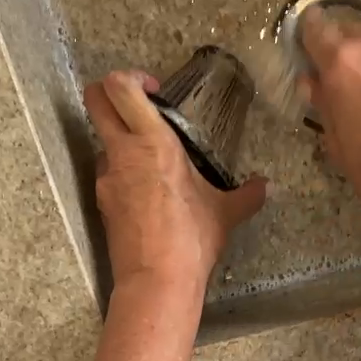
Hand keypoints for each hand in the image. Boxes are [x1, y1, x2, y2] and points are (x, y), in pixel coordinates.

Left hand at [85, 70, 267, 293]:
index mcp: (153, 143)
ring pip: (104, 144)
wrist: (157, 282)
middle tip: (139, 110)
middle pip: (96, 101)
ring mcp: (107, 180)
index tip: (153, 91)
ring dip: (122, 145)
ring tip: (152, 167)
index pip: (120, 88)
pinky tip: (148, 199)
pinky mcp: (103, 205)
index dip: (130, 78)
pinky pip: (110, 179)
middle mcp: (122, 154)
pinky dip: (124, 178)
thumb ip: (245, 196)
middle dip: (111, 95)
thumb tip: (264, 187)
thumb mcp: (225, 215)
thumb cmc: (191, 241)